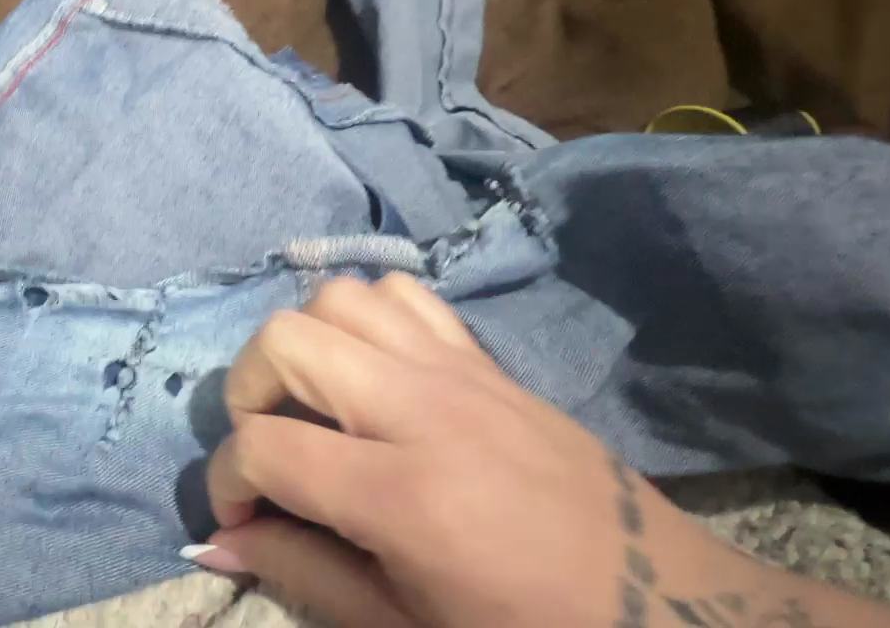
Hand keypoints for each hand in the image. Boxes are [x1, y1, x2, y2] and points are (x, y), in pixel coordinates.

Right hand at [185, 274, 889, 627]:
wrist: (672, 614)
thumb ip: (301, 573)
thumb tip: (217, 540)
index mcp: (405, 497)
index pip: (265, 448)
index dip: (228, 481)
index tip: (241, 515)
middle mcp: (423, 409)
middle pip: (285, 339)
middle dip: (246, 390)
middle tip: (267, 444)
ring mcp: (457, 370)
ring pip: (339, 297)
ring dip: (303, 342)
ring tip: (312, 399)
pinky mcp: (483, 357)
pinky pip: (402, 295)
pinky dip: (365, 317)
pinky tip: (369, 369)